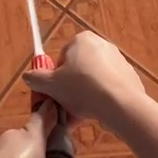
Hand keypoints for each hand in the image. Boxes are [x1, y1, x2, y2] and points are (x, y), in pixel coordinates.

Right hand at [24, 32, 149, 127]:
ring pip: (94, 81)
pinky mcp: (130, 78)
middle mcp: (101, 45)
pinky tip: (98, 115)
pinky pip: (110, 89)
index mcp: (81, 40)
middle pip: (78, 70)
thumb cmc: (82, 89)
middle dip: (71, 91)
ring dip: (85, 98)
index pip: (62, 59)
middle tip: (66, 109)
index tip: (56, 95)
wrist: (121, 105)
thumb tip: (27, 76)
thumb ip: (36, 79)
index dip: (56, 79)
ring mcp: (119, 61)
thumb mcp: (51, 85)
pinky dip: (102, 100)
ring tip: (81, 117)